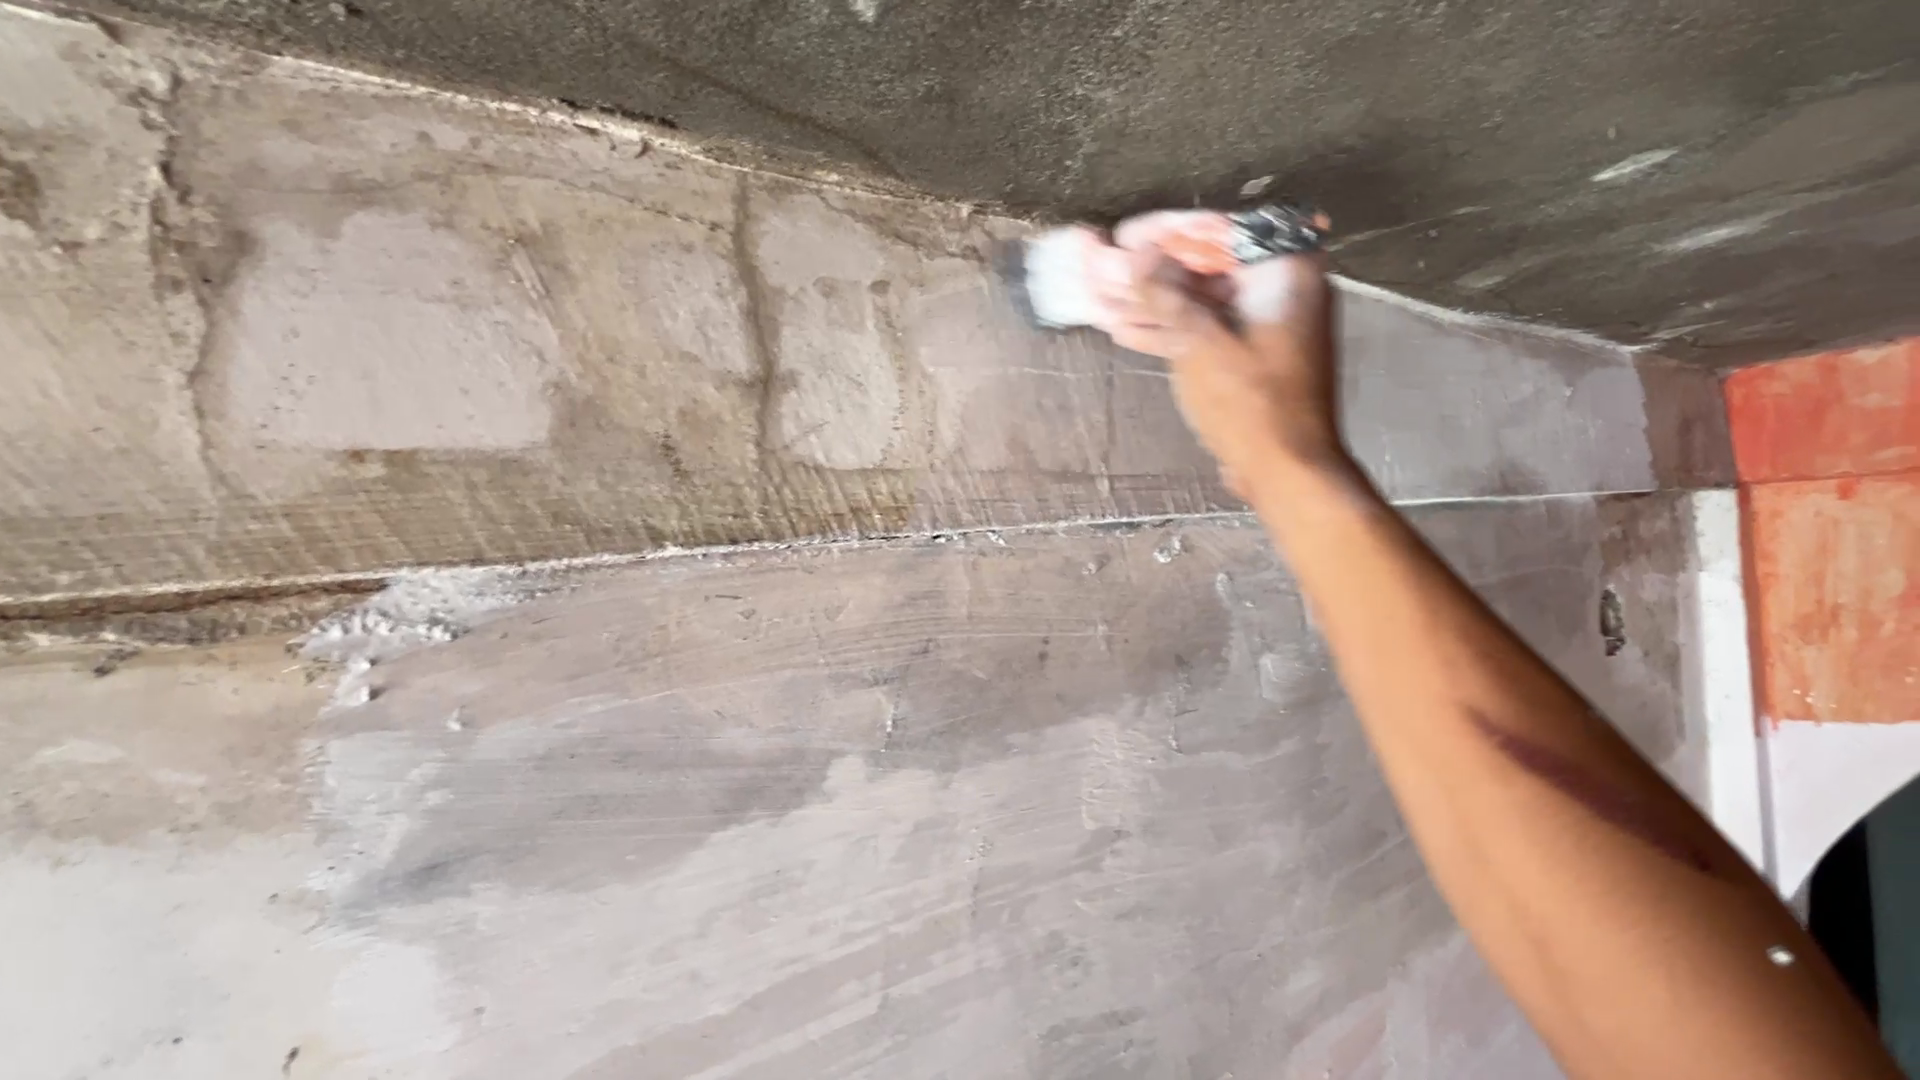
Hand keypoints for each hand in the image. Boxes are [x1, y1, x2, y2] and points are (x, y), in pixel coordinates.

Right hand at [1089, 233, 1341, 496]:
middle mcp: (1279, 289)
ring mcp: (1263, 325)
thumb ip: (1166, 293)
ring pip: (1197, 303)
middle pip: (1203, 268)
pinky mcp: (1248, 357)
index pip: (1217, 232)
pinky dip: (1168, 332)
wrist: (1285, 468)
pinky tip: (1124, 329)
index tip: (1125, 236)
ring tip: (1099, 299)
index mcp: (1283, 270)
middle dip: (1148, 273)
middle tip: (1101, 268)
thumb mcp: (1199, 341)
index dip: (1165, 233)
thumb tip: (1139, 253)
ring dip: (1148, 303)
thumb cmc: (1249, 401)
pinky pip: (1204, 332)